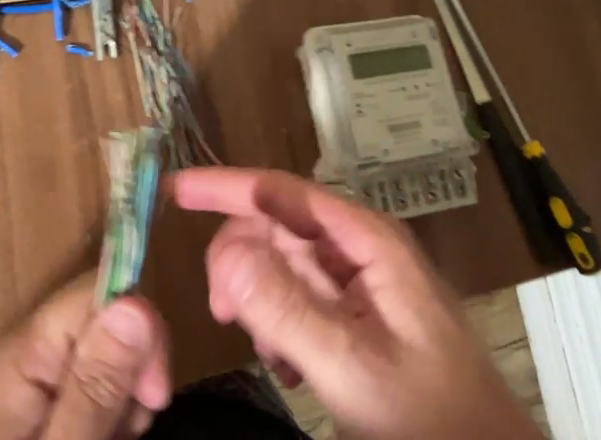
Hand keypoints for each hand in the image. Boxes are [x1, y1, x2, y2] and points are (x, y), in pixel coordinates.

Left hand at [0, 273, 172, 439]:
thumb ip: (94, 387)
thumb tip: (135, 302)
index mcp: (20, 357)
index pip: (96, 295)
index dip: (139, 329)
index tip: (155, 396)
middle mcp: (20, 357)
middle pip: (102, 325)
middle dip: (132, 374)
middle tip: (128, 435)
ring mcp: (23, 386)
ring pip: (101, 360)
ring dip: (121, 402)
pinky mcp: (29, 412)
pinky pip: (85, 391)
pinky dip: (103, 420)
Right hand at [174, 167, 536, 439]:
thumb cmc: (427, 414)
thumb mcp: (350, 366)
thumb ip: (285, 309)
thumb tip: (226, 252)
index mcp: (367, 240)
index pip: (282, 191)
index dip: (226, 186)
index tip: (174, 191)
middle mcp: (361, 246)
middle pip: (276, 225)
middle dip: (239, 261)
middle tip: (223, 316)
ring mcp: (360, 278)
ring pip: (282, 264)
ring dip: (260, 302)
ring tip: (273, 356)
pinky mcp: (358, 310)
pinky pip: (298, 298)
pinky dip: (279, 325)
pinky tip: (289, 365)